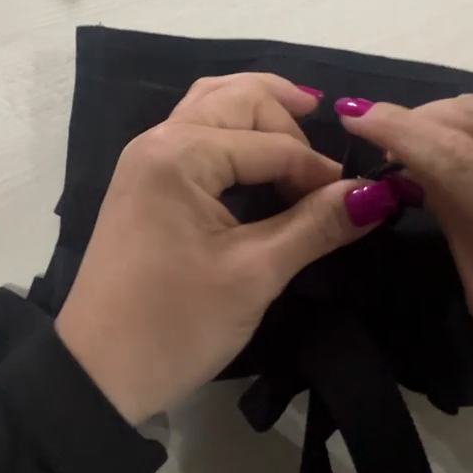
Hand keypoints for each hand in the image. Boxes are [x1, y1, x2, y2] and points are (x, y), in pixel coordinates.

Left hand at [54, 75, 380, 424]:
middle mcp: (160, 138)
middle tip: (326, 162)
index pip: (271, 144)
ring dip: (260, 108)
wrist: (95, 376)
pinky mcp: (147, 178)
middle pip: (238, 97)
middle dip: (288, 117)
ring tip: (304, 120)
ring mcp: (148, 156)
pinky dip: (236, 127)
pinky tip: (262, 149)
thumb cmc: (174, 324)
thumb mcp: (253, 275)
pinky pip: (198, 128)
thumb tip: (377, 195)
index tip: (356, 204)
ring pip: (214, 103)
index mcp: (181, 153)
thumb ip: (315, 226)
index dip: (318, 171)